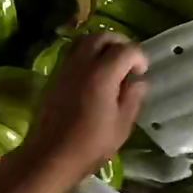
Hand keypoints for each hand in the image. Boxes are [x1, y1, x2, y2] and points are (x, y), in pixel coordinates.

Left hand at [21, 33, 148, 183]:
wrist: (50, 156)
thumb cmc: (90, 144)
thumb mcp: (122, 125)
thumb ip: (133, 97)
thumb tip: (138, 81)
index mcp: (103, 74)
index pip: (127, 49)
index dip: (139, 58)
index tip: (141, 74)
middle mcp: (82, 63)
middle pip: (103, 36)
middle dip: (120, 43)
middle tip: (128, 62)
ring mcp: (65, 68)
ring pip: (84, 40)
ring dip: (101, 45)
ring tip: (111, 64)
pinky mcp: (54, 76)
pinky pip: (72, 53)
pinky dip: (86, 54)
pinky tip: (93, 74)